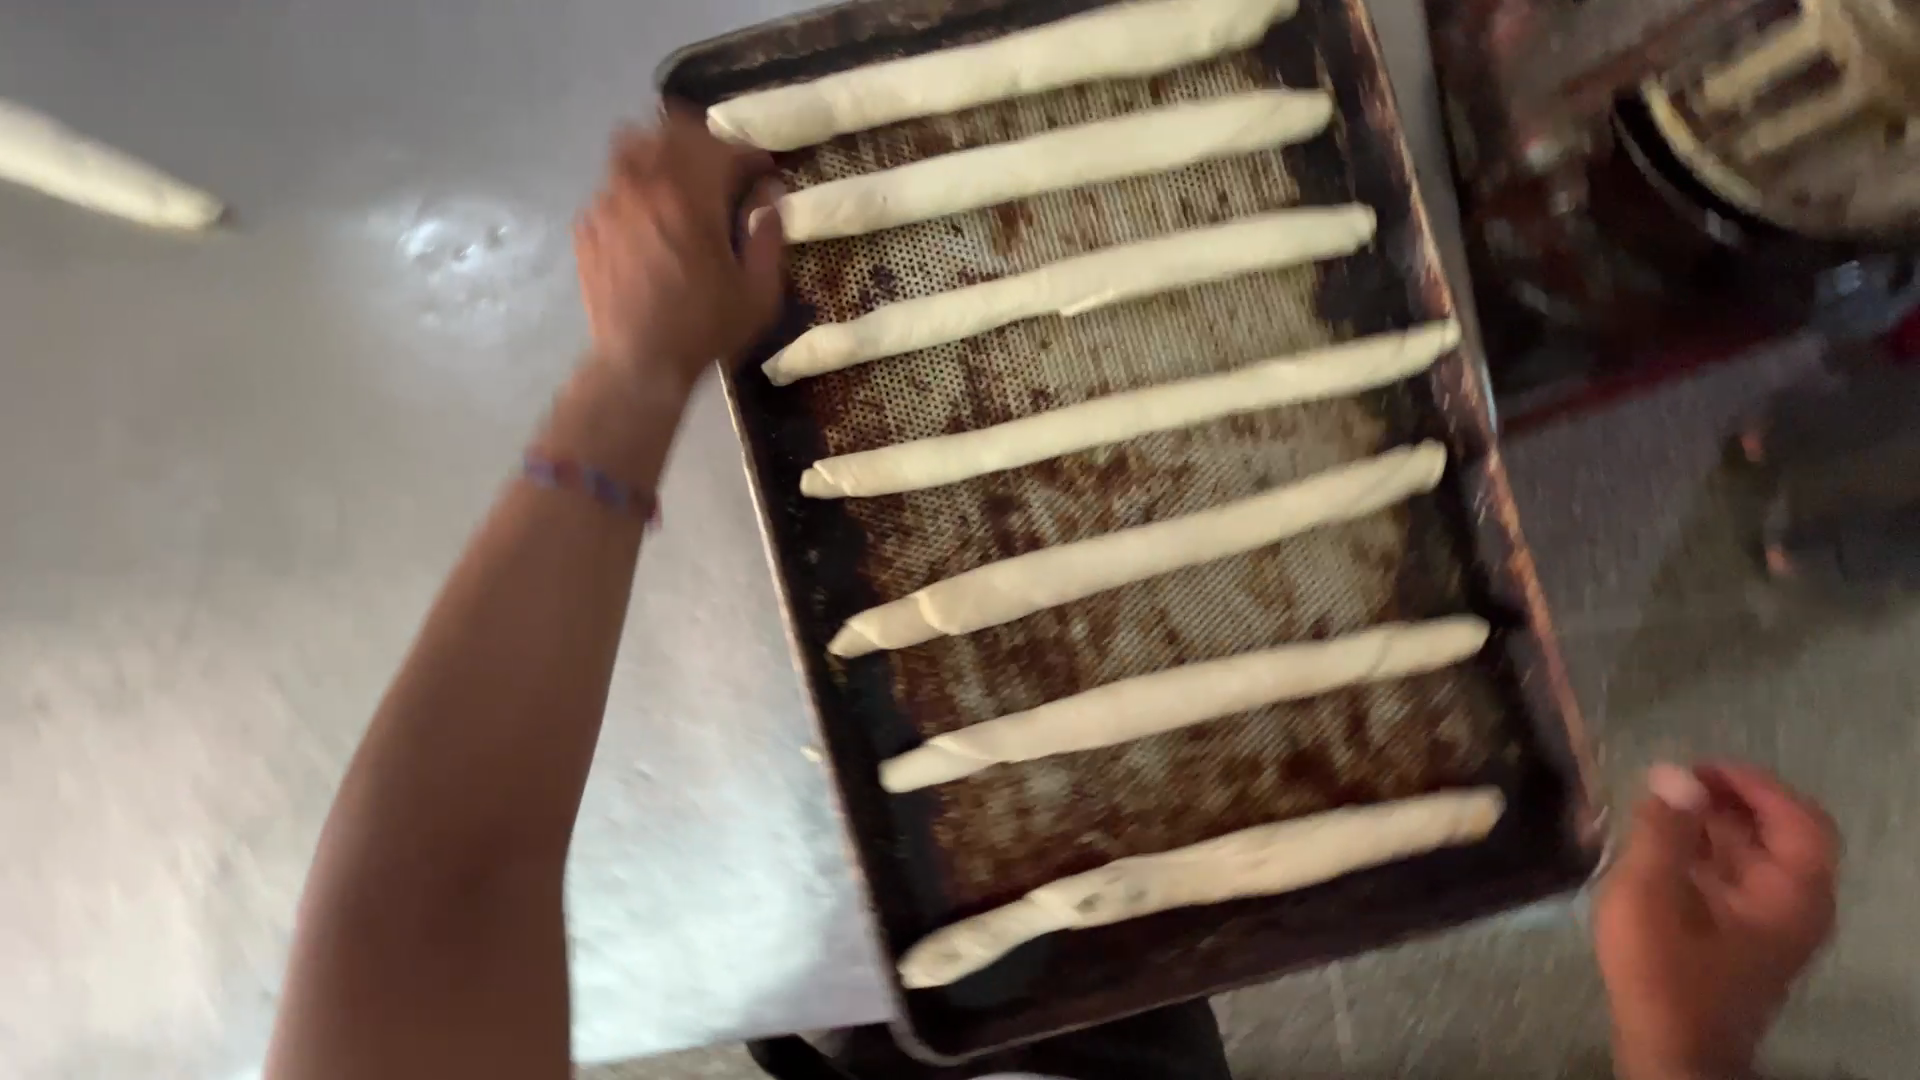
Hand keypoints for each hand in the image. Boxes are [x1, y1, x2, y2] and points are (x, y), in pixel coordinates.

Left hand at [573, 104, 785, 396]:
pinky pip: (612, 187)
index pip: (722, 148)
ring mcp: (608, 202)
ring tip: (680, 181)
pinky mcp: (588, 225)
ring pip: (633, 149)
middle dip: (703, 143)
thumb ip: (767, 238)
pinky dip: (635, 190)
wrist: (640, 362)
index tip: (764, 169)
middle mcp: (644, 186)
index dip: (749, 154)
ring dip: (663, 156)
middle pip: (672, 132)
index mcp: (691, 199)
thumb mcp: (757, 293)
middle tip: (722, 167)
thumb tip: (770, 198)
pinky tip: (649, 220)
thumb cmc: (706, 330)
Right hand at [1594, 763, 1838, 1079]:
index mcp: (1790, 897)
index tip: (1696, 764)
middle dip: (1725, 798)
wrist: (1669, 1041)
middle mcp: (1791, 905)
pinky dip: (1697, 846)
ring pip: (1748, 852)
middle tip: (1665, 778)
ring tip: (1650, 802)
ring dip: (1706, 820)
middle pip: (1777, 834)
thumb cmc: (1663, 966)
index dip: (1755, 785)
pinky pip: (1727, 873)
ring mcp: (1765, 920)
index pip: (1801, 822)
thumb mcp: (1650, 891)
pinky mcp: (1736, 930)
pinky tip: (1653, 840)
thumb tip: (1674, 772)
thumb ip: (1663, 831)